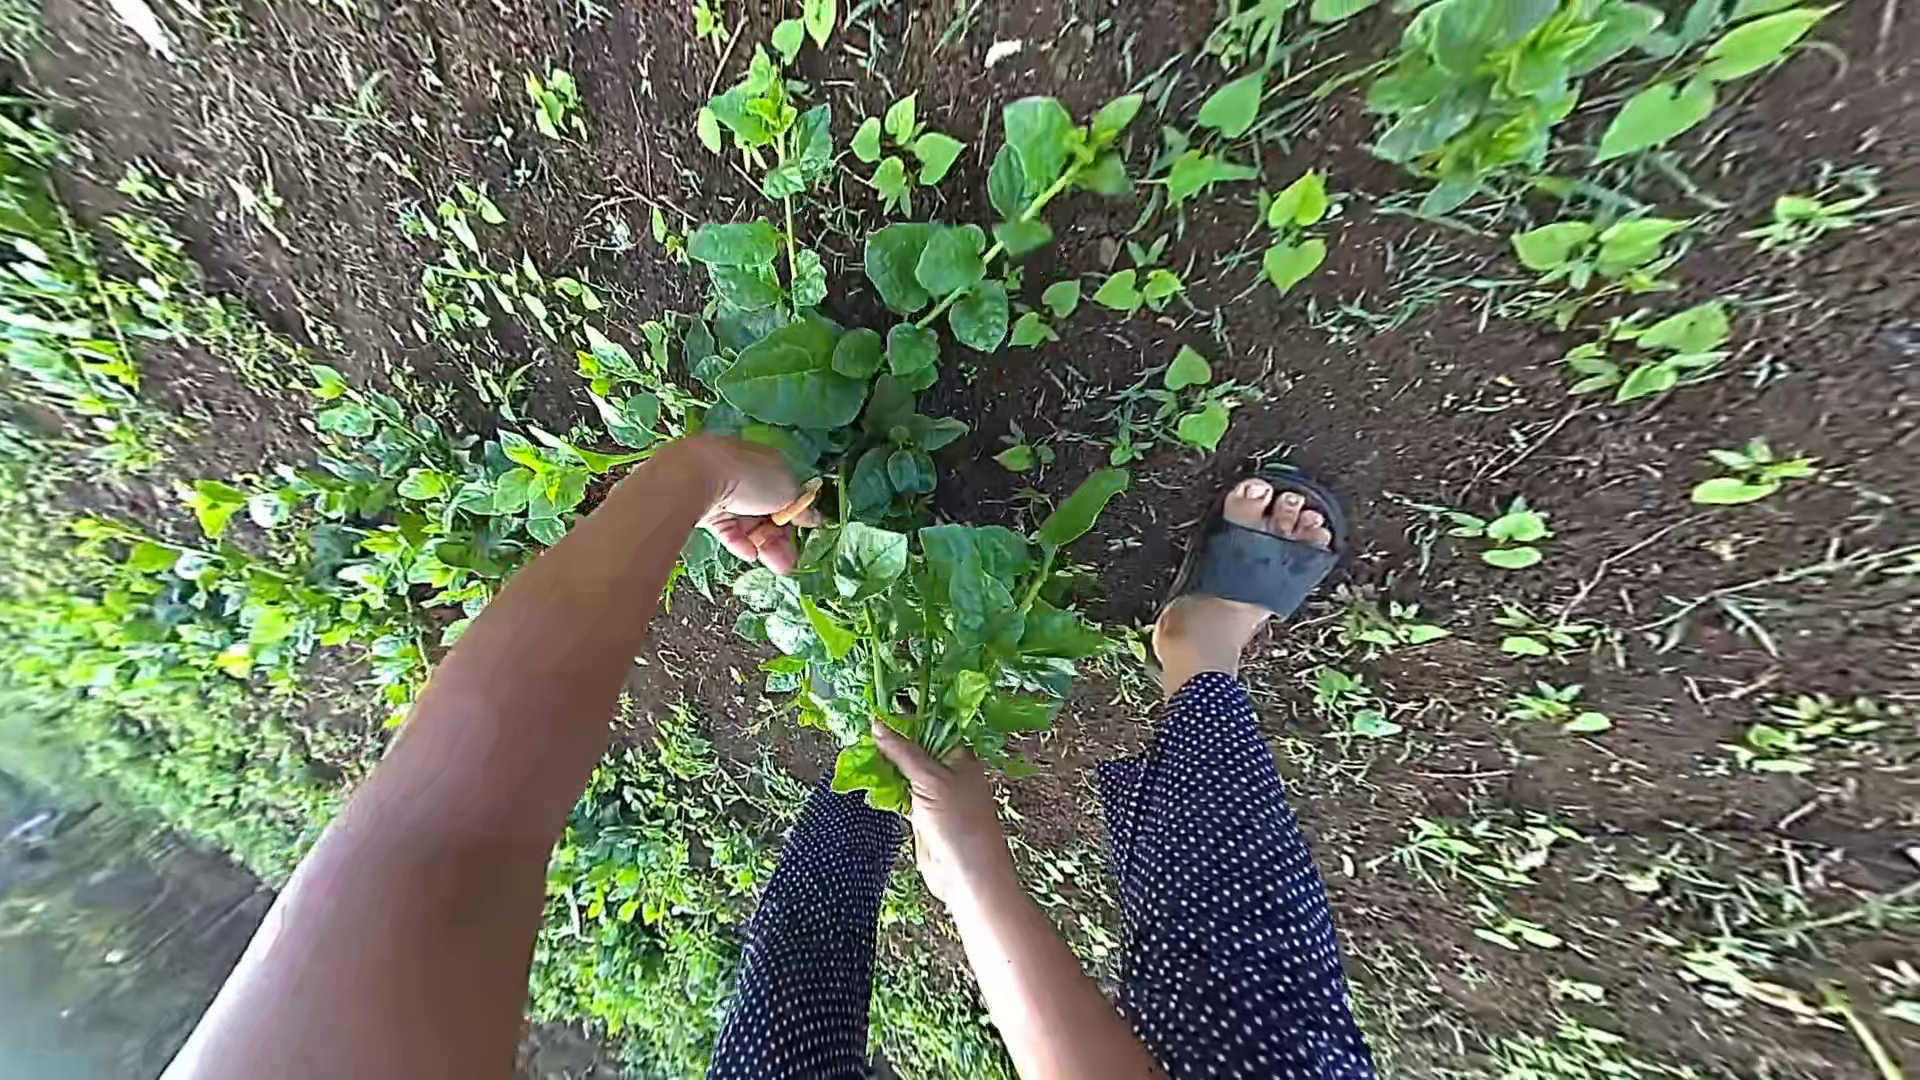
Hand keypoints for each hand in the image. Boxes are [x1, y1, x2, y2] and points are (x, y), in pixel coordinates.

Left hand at [668, 436, 820, 574]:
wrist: (696, 477)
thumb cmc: (751, 478)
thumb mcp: (787, 490)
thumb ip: (801, 505)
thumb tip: (814, 517)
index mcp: (769, 463)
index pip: (787, 492)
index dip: (797, 514)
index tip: (805, 533)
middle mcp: (746, 476)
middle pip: (768, 511)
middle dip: (782, 537)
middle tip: (791, 561)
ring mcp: (724, 491)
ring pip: (750, 524)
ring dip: (766, 546)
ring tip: (779, 568)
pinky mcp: (705, 508)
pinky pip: (727, 529)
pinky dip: (740, 543)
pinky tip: (749, 556)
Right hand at [873, 723, 1018, 910]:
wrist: (967, 875)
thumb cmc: (958, 820)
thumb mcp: (929, 778)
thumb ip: (902, 751)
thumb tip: (877, 722)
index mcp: (959, 754)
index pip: (930, 726)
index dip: (906, 719)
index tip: (877, 711)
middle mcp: (948, 769)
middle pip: (915, 749)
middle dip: (891, 742)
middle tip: (861, 730)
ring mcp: (934, 792)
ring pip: (905, 772)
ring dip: (885, 765)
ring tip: (857, 751)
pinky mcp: (922, 814)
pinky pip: (900, 794)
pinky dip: (885, 788)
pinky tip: (865, 778)